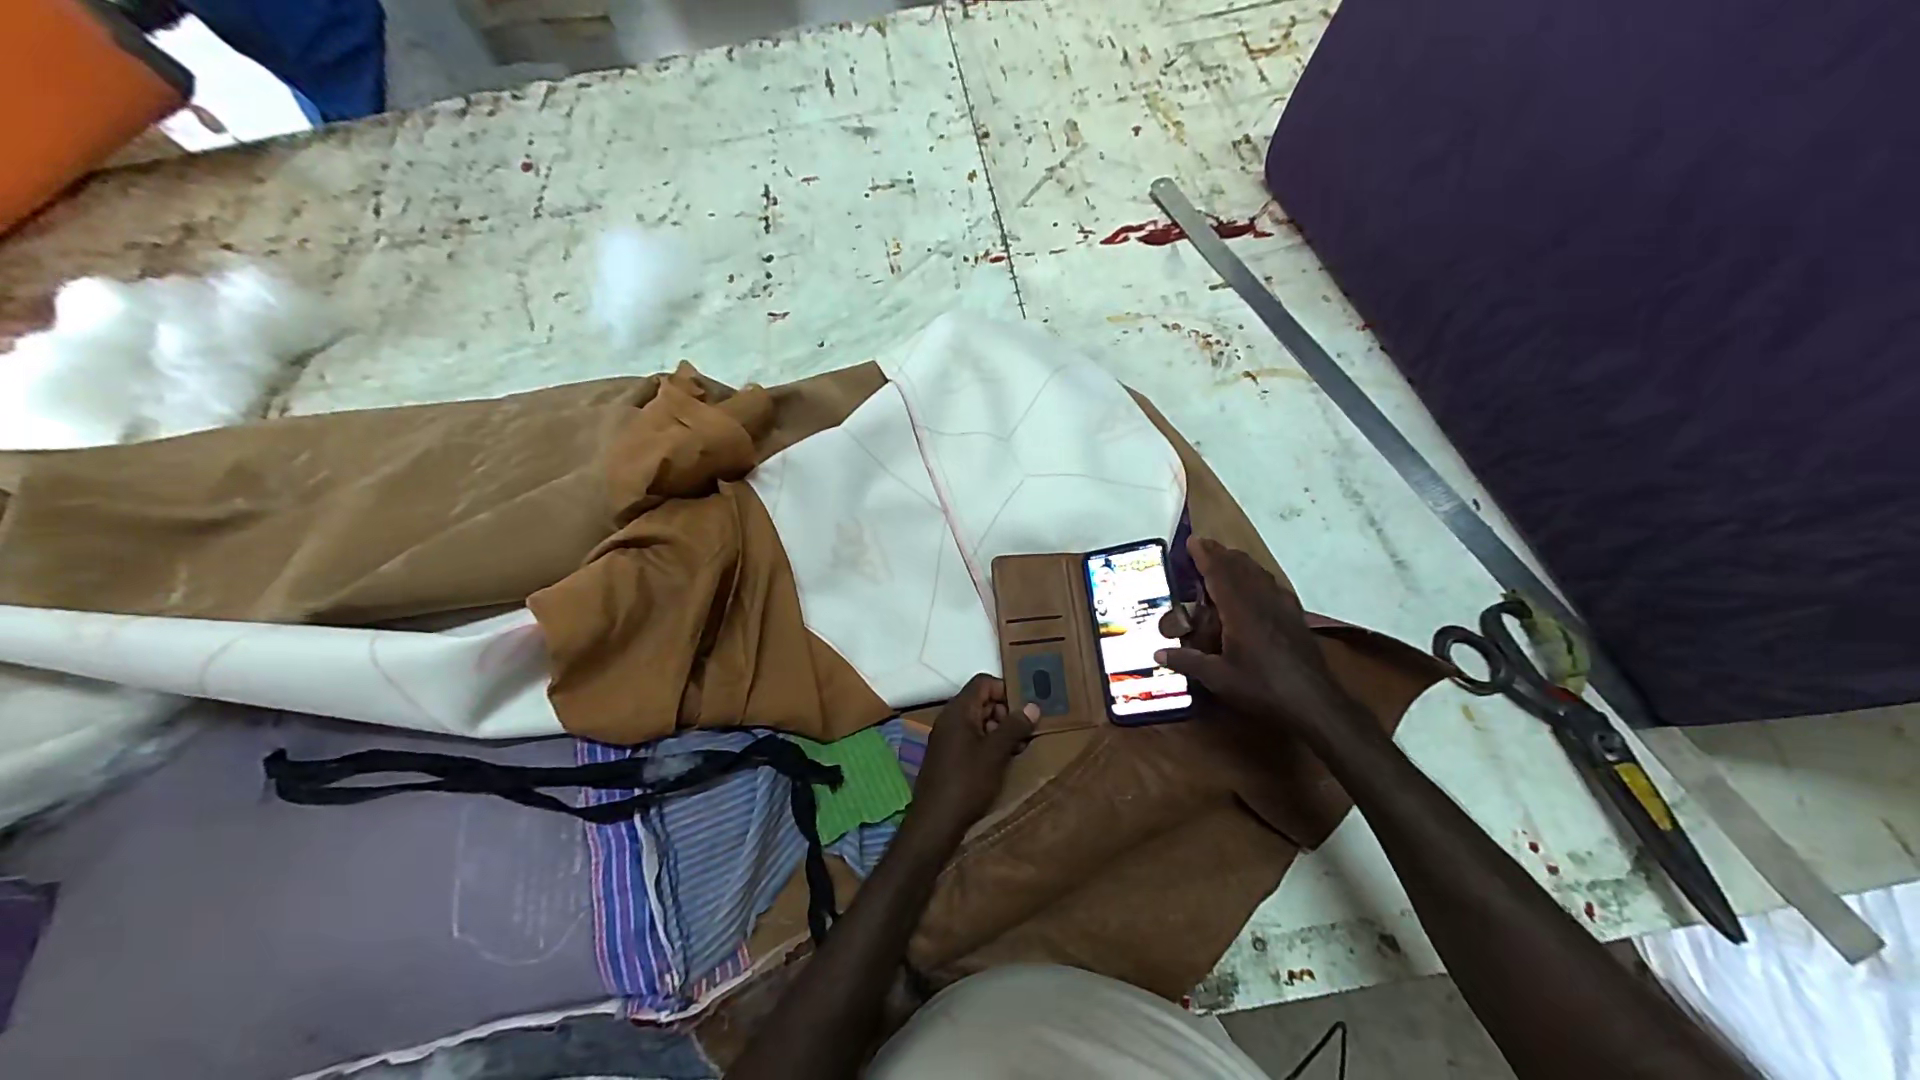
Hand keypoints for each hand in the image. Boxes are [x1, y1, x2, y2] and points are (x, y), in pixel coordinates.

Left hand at [904, 674, 1036, 847]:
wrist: (935, 821)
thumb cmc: (967, 782)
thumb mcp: (996, 753)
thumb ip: (1014, 726)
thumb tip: (1032, 706)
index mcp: (958, 711)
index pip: (983, 683)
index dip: (1006, 690)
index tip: (1025, 709)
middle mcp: (950, 719)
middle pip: (981, 701)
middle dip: (1006, 712)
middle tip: (1025, 732)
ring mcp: (947, 738)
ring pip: (978, 721)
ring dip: (1000, 730)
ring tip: (1019, 748)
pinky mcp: (948, 756)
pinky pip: (971, 738)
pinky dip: (989, 743)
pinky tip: (1004, 760)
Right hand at [1155, 536, 1356, 737]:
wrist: (1314, 703)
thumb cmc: (1262, 688)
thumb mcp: (1219, 678)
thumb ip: (1188, 661)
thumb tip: (1158, 652)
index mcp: (1240, 611)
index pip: (1219, 574)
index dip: (1205, 556)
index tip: (1192, 541)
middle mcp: (1262, 602)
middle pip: (1240, 568)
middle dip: (1221, 554)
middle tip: (1204, 546)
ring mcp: (1282, 608)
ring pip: (1259, 574)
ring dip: (1240, 563)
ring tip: (1226, 559)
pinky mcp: (1295, 618)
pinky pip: (1274, 587)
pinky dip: (1259, 577)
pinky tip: (1258, 584)